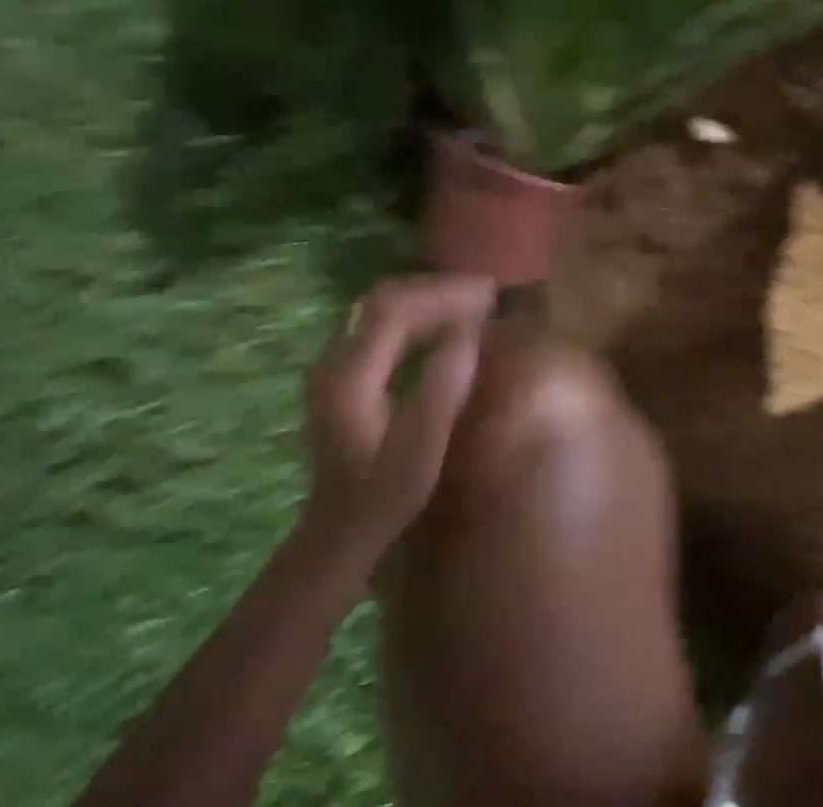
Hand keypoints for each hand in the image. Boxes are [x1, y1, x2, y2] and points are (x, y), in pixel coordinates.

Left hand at [303, 275, 495, 547]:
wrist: (338, 531)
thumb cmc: (384, 498)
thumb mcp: (421, 452)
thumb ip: (441, 390)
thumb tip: (469, 335)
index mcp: (350, 377)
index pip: (395, 310)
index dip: (443, 294)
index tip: (489, 295)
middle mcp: (333, 362)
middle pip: (383, 301)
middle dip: (437, 290)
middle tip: (488, 295)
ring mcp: (332, 368)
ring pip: (379, 310)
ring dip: (427, 300)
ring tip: (474, 305)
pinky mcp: (341, 376)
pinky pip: (379, 327)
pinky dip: (416, 317)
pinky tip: (446, 327)